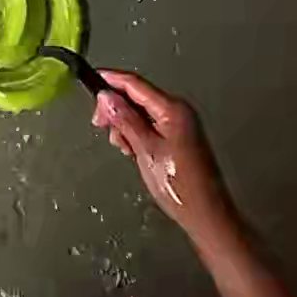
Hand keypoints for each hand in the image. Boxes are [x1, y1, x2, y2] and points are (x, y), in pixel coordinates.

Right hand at [91, 70, 239, 244]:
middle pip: (136, 96)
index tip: (89, 79)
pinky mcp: (177, 136)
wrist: (207, 216)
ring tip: (123, 146)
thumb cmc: (178, 184)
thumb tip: (104, 95)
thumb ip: (124, 119)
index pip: (135, 84)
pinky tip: (132, 149)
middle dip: (115, 108)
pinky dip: (134, 132)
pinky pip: (148, 124)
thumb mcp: (144, 149)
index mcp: (173, 109)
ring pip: (139, 111)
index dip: (110, 79)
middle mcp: (178, 110)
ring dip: (123, 123)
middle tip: (99, 124)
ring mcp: (179, 123)